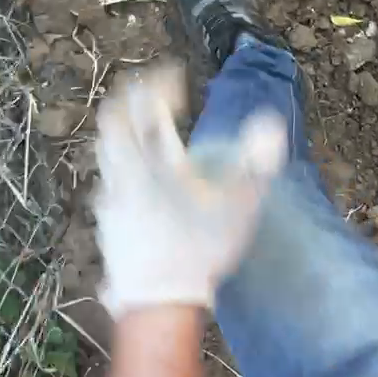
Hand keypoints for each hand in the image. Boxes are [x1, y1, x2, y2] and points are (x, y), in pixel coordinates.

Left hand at [93, 64, 287, 316]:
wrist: (157, 302)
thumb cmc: (200, 250)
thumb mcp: (238, 206)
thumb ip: (256, 162)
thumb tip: (270, 123)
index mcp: (154, 161)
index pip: (145, 106)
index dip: (158, 83)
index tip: (176, 74)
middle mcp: (124, 173)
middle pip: (113, 122)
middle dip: (131, 101)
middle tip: (152, 94)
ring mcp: (110, 199)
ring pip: (107, 151)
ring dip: (124, 133)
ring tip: (146, 134)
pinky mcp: (107, 223)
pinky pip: (110, 181)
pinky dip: (123, 166)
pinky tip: (140, 183)